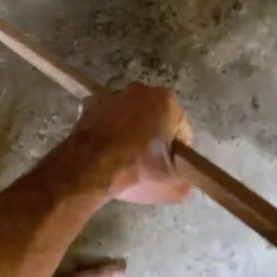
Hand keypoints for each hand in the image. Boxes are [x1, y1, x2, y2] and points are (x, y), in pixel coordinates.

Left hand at [55, 83, 192, 204]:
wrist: (91, 167)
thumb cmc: (137, 170)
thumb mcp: (175, 186)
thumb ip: (186, 176)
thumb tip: (180, 175)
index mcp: (166, 100)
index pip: (180, 130)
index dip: (177, 152)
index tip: (167, 168)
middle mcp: (140, 89)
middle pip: (154, 117)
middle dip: (153, 136)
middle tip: (147, 163)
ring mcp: (112, 93)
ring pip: (129, 114)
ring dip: (130, 129)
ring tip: (124, 156)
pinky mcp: (91, 102)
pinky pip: (106, 116)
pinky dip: (108, 127)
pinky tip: (106, 148)